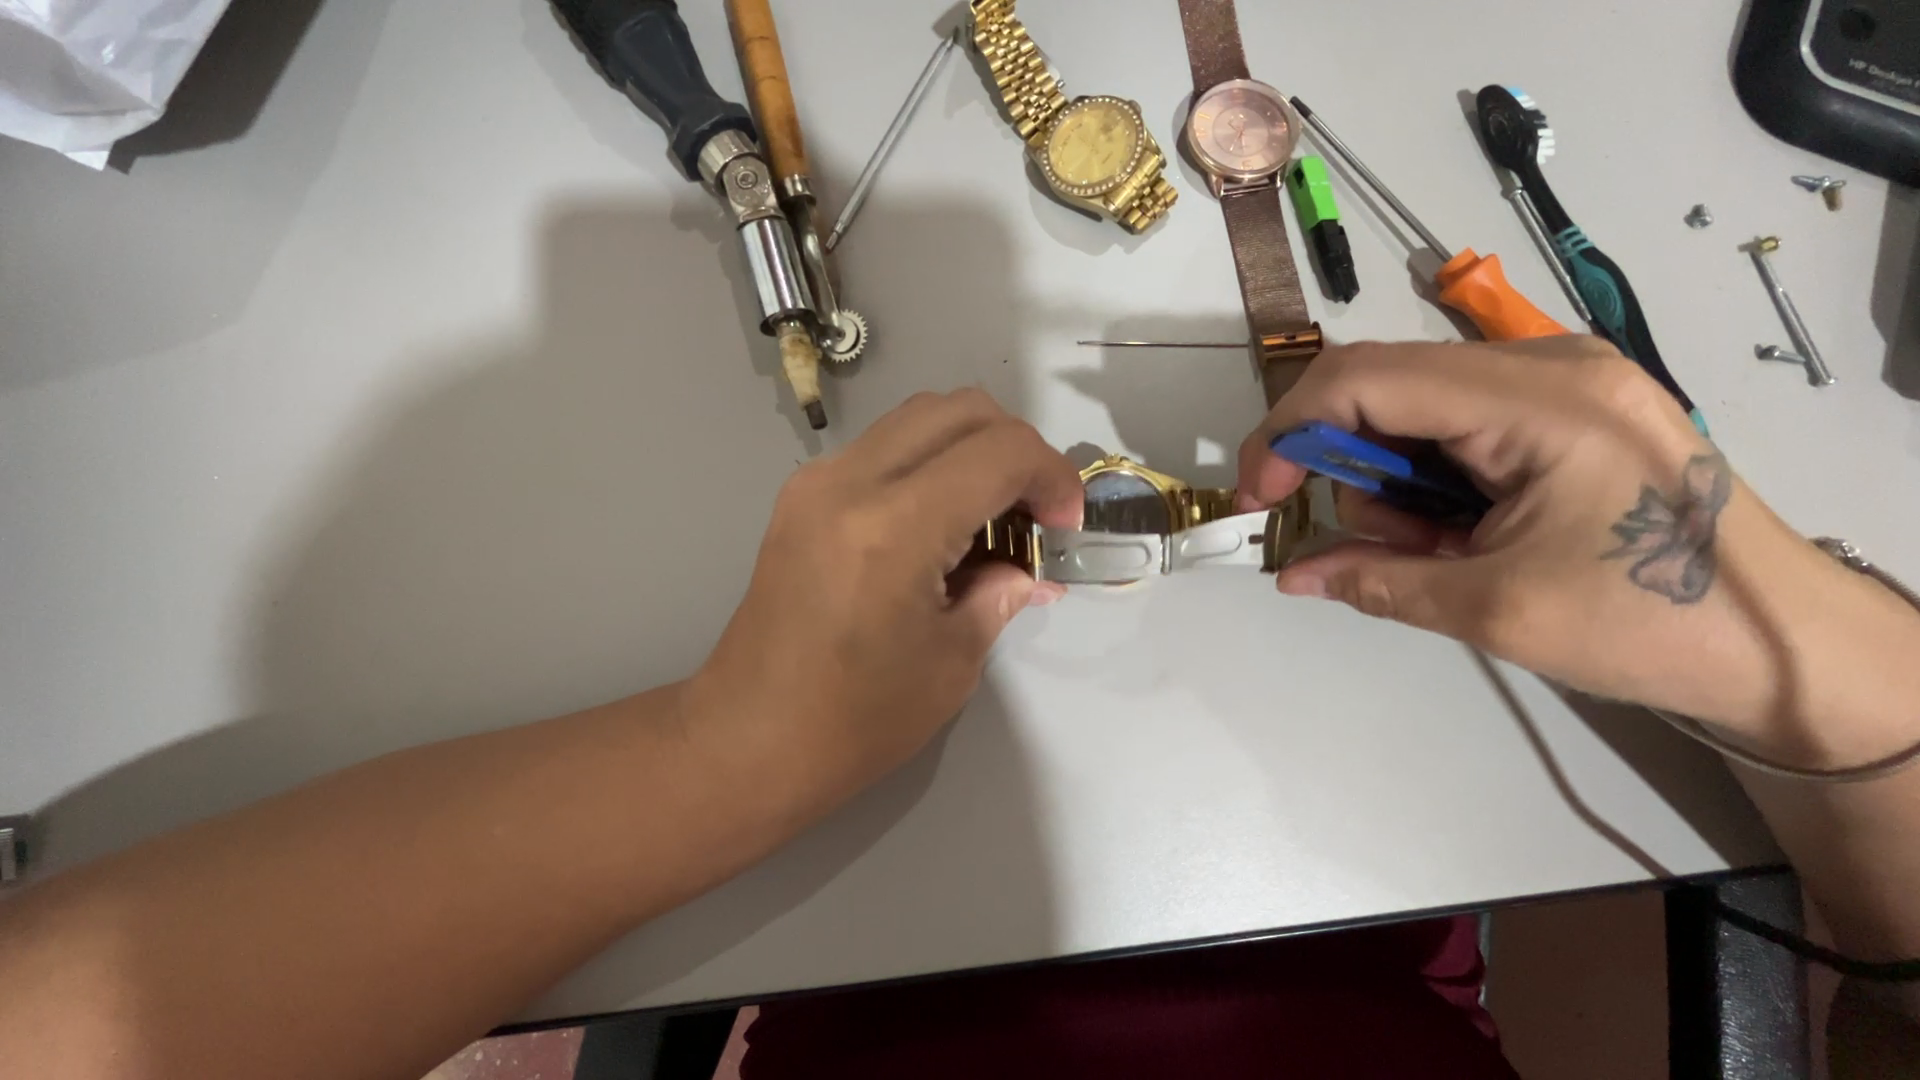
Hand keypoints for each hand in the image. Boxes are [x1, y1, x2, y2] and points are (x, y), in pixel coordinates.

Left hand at [688, 390, 1082, 815]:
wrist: (747, 738)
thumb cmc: (856, 720)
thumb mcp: (952, 662)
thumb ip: (1000, 593)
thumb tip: (1030, 569)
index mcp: (896, 527)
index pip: (1000, 451)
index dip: (1052, 475)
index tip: (1065, 524)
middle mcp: (850, 482)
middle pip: (960, 409)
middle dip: (1017, 448)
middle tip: (1035, 510)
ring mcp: (817, 481)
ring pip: (918, 416)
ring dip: (972, 447)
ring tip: (992, 512)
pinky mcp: (800, 494)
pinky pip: (883, 446)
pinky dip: (929, 461)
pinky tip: (941, 520)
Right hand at [1236, 337, 1908, 755]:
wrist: (1788, 648)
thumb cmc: (1653, 625)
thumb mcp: (1493, 609)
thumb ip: (1374, 579)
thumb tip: (1288, 575)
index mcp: (1540, 399)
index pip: (1366, 378)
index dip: (1289, 431)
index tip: (1259, 497)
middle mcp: (1546, 365)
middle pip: (1381, 385)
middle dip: (1343, 464)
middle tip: (1362, 541)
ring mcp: (1558, 381)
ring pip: (1408, 409)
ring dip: (1390, 485)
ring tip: (1439, 551)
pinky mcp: (1560, 408)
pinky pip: (1448, 426)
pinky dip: (1426, 483)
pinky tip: (1459, 531)